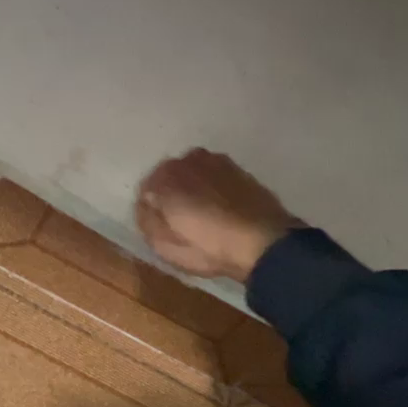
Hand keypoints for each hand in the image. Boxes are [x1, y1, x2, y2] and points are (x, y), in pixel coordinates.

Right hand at [135, 148, 298, 282]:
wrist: (263, 241)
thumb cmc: (208, 247)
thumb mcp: (164, 246)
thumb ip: (146, 220)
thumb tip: (144, 205)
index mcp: (163, 177)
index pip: (146, 192)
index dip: (152, 213)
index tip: (163, 230)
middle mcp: (186, 159)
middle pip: (170, 179)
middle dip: (172, 197)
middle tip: (183, 225)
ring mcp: (215, 160)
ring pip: (193, 176)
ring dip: (193, 191)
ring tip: (204, 218)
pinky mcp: (238, 168)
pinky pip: (214, 178)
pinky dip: (213, 190)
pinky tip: (222, 210)